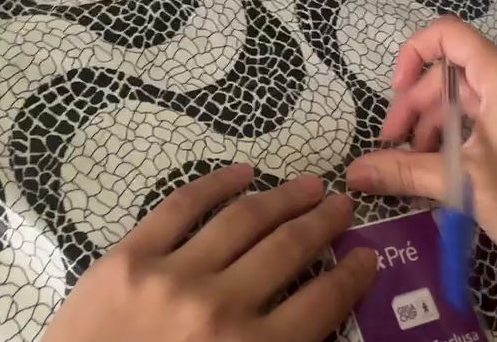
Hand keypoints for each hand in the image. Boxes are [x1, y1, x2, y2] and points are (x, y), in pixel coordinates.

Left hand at [43, 165, 377, 341]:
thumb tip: (309, 327)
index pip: (320, 306)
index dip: (350, 279)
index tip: (365, 256)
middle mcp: (221, 310)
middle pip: (288, 251)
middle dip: (322, 224)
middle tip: (342, 203)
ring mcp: (173, 276)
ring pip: (244, 220)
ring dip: (283, 198)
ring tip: (309, 183)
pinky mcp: (130, 256)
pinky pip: (183, 205)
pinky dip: (217, 183)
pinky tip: (244, 171)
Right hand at [345, 18, 496, 341]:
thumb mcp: (464, 186)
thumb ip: (404, 170)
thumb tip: (352, 172)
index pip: (446, 33)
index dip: (412, 54)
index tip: (395, 96)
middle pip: (455, 72)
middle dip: (418, 104)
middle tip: (394, 148)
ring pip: (474, 99)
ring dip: (440, 125)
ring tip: (420, 167)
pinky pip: (496, 118)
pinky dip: (467, 137)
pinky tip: (455, 176)